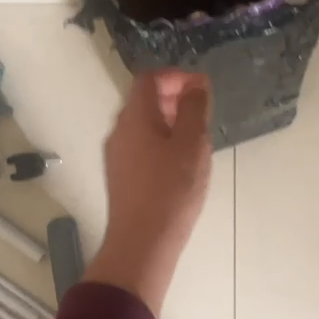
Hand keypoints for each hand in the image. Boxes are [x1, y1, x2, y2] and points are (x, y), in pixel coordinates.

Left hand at [82, 69, 213, 314]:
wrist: (142, 242)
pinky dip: (160, 145)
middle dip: (173, 100)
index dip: (175, 76)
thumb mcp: (192, 144)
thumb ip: (194, 108)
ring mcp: (116, 156)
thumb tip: (195, 83)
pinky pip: (140, 148)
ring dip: (168, 125)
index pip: (149, 79)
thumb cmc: (171, 190)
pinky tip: (179, 168)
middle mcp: (118, 131)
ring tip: (195, 144)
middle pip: (143, 102)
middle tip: (202, 116)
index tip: (200, 90)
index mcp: (134, 116)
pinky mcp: (120, 178)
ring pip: (142, 127)